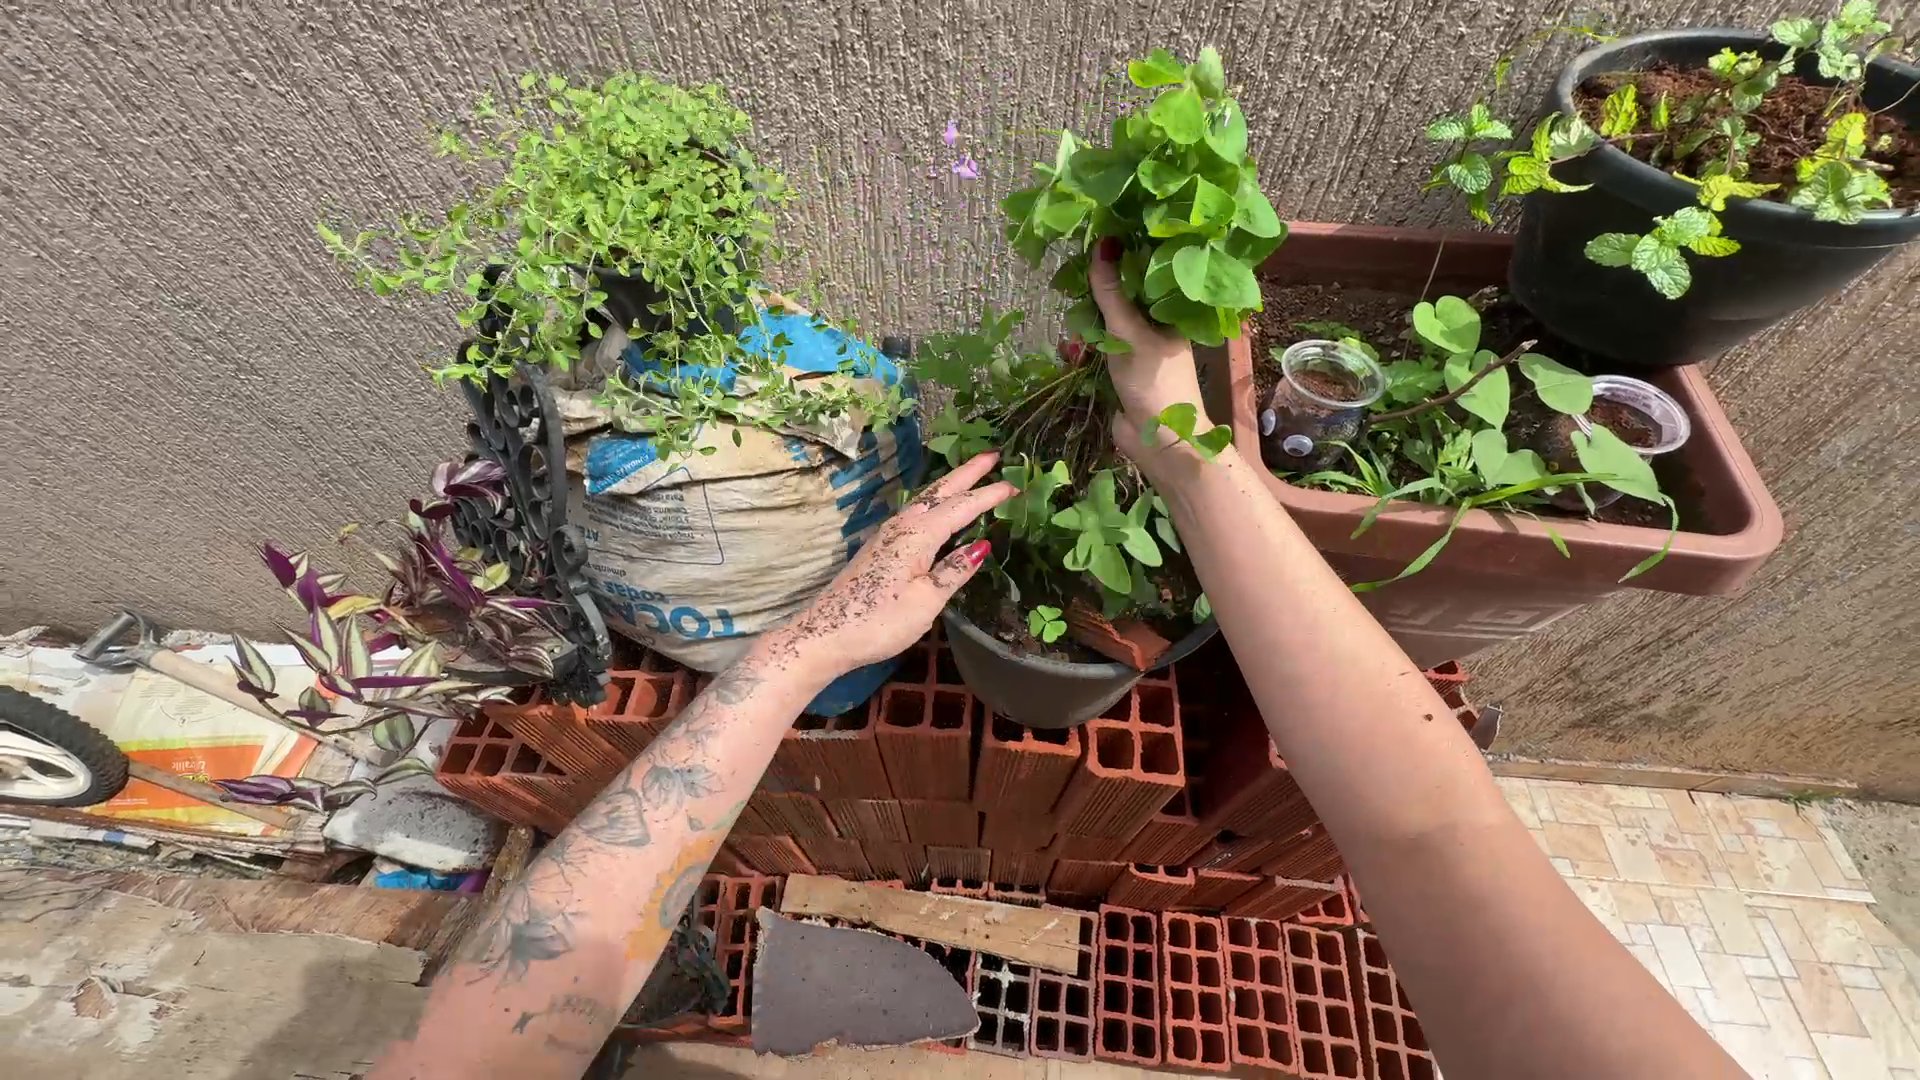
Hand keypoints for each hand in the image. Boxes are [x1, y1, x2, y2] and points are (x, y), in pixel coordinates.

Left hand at [768, 451, 1014, 680]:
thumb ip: (954, 571)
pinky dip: (936, 503)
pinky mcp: (880, 547)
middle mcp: (903, 527)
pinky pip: (916, 513)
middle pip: (940, 492)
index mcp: (918, 536)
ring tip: (972, 475)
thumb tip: (981, 546)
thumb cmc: (879, 622)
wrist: (826, 635)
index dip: (989, 496)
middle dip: (968, 473)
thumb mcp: (926, 601)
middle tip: (994, 455)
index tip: (1016, 485)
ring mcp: (888, 535)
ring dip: (950, 485)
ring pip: (926, 500)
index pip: (962, 508)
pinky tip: (939, 510)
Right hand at [1090, 236, 1209, 427]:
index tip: (1091, 242)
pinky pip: (1097, 350)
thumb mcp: (1129, 333)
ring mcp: (1137, 348)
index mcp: (1170, 310)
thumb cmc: (1154, 382)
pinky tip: (1072, 355)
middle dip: (1093, 299)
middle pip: (1119, 298)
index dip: (1119, 257)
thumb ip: (1111, 293)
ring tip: (1073, 337)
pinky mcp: (1120, 370)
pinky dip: (1083, 351)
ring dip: (1084, 329)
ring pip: (1104, 325)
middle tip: (1071, 291)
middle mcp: (1155, 325)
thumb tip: (1101, 242)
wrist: (1159, 441)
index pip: (1144, 272)